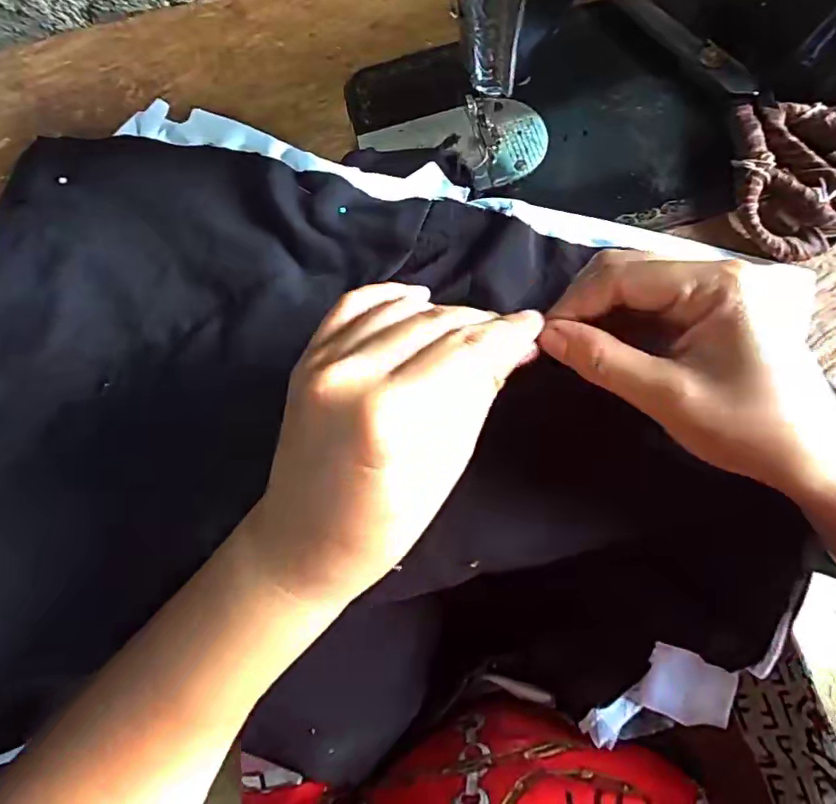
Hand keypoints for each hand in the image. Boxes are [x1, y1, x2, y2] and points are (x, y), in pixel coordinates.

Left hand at [240, 284, 543, 606]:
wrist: (302, 538)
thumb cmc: (383, 524)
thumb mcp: (445, 465)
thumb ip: (477, 395)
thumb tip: (514, 347)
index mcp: (388, 412)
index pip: (462, 351)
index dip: (505, 333)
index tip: (533, 322)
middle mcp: (351, 373)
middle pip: (432, 324)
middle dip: (479, 322)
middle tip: (509, 328)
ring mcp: (322, 360)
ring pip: (397, 309)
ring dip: (442, 309)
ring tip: (471, 322)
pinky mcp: (307, 357)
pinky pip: (353, 305)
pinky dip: (389, 296)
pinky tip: (417, 299)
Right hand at [535, 251, 835, 499]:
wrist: (817, 459)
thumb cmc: (751, 429)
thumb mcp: (668, 397)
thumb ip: (603, 361)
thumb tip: (546, 336)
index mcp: (714, 284)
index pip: (622, 274)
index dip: (576, 302)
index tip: (545, 337)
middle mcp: (716, 271)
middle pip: (627, 268)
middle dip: (585, 302)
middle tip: (555, 340)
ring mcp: (716, 286)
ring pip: (636, 282)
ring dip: (600, 310)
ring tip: (573, 342)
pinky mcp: (713, 305)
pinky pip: (653, 300)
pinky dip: (623, 320)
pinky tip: (604, 342)